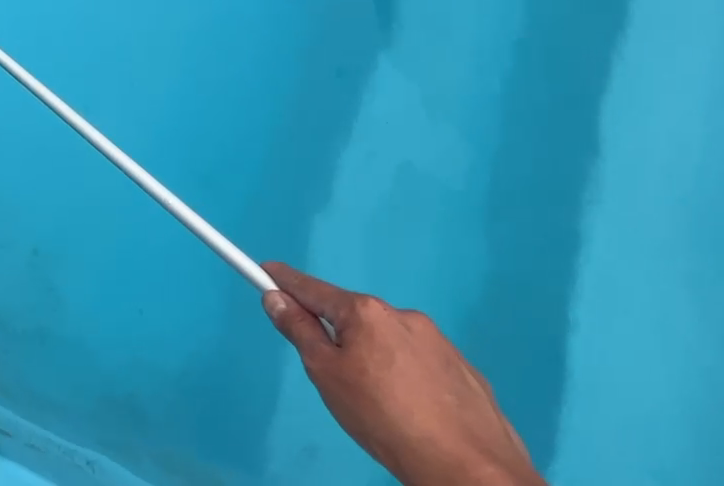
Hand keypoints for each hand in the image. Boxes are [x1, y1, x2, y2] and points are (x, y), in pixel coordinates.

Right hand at [262, 262, 544, 485]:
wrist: (471, 471)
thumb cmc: (383, 417)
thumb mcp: (325, 373)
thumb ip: (299, 331)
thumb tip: (276, 297)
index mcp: (365, 312)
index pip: (312, 288)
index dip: (283, 280)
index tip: (265, 271)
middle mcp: (404, 316)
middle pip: (353, 316)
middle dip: (337, 333)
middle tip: (333, 373)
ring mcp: (441, 344)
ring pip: (389, 340)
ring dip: (375, 355)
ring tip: (379, 400)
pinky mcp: (467, 373)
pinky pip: (420, 362)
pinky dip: (407, 375)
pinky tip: (412, 408)